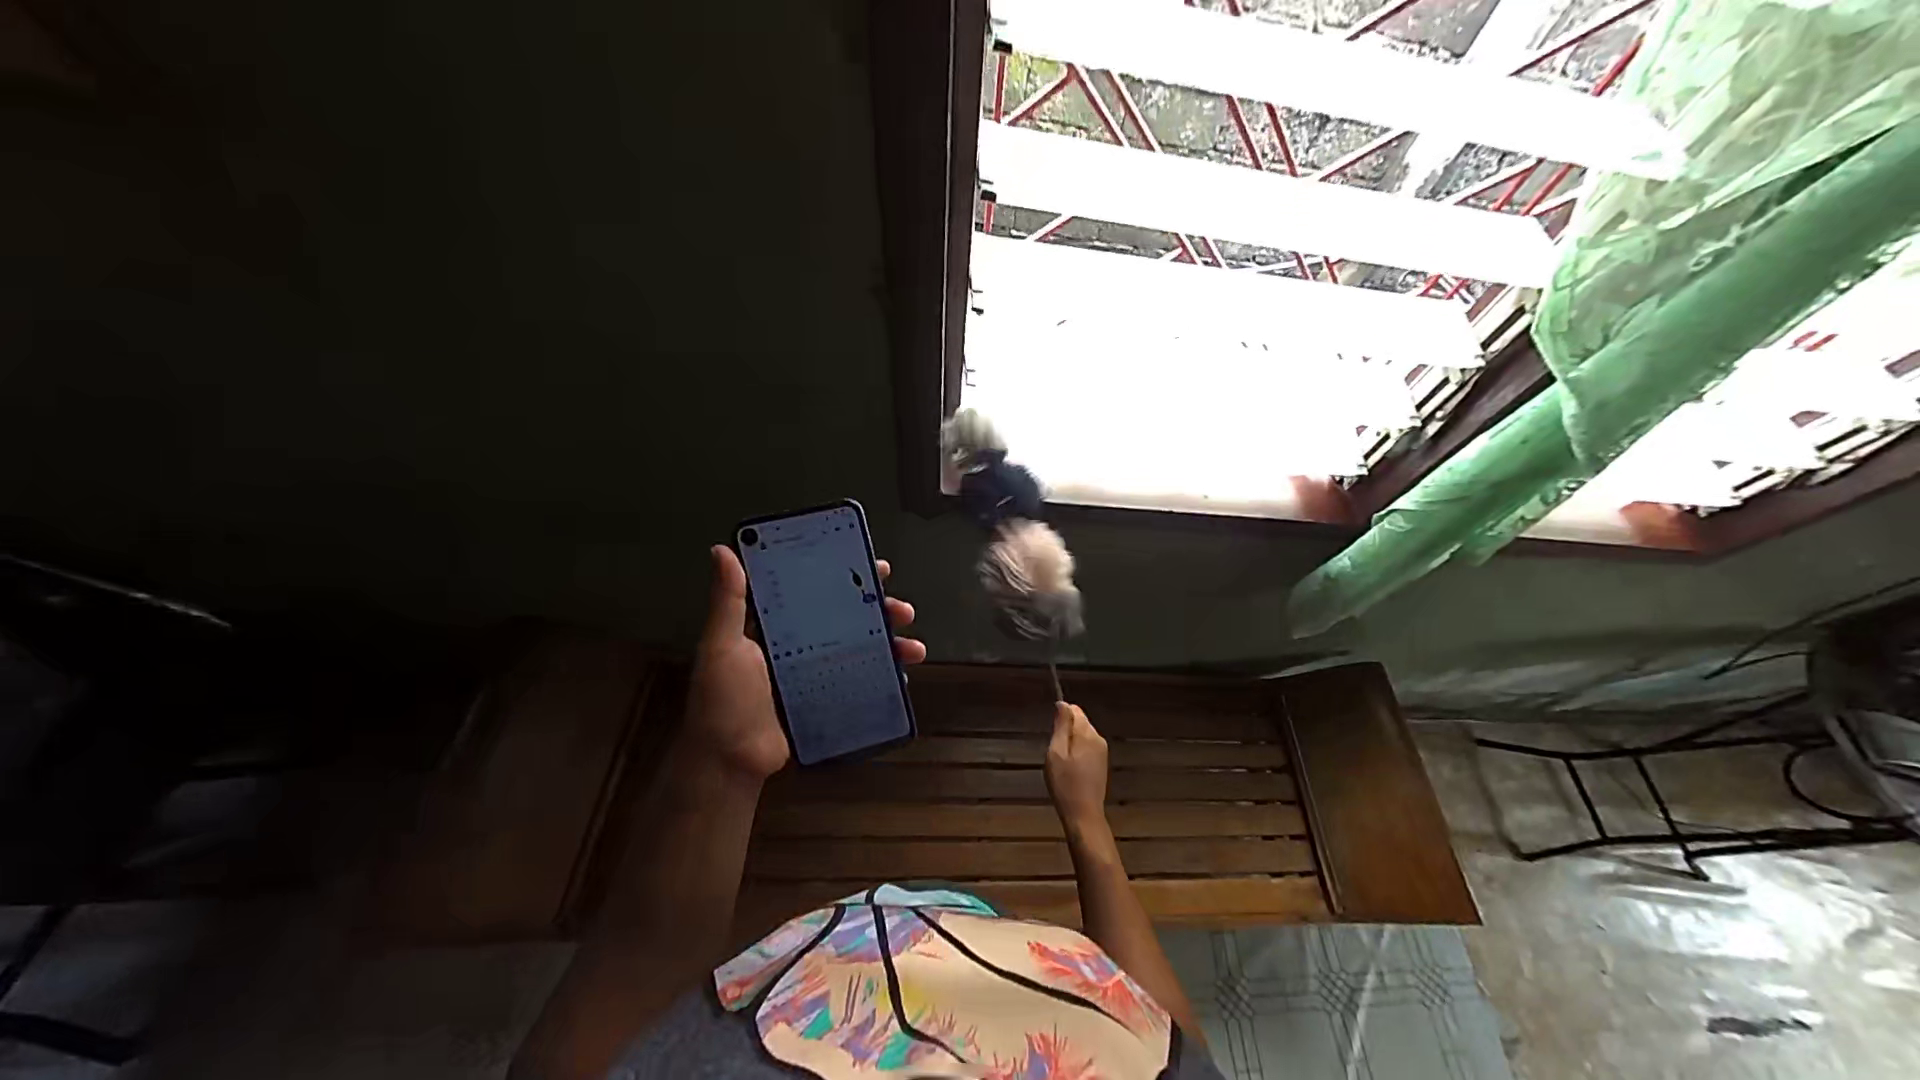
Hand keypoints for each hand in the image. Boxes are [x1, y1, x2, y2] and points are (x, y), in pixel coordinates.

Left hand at [685, 545, 926, 781]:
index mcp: (773, 625)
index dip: (842, 575)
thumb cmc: (723, 701)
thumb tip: (722, 551)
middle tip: (900, 608)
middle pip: (845, 616)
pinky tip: (902, 673)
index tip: (870, 565)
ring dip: (890, 643)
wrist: (731, 762)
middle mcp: (797, 643)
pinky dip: (884, 674)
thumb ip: (728, 601)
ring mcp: (814, 672)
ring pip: (860, 647)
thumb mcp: (722, 647)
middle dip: (878, 609)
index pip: (812, 589)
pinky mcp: (826, 697)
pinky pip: (860, 679)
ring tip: (912, 646)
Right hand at [1044, 701, 1107, 828]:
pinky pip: (1087, 747)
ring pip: (1083, 735)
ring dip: (1070, 742)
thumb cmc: (1065, 783)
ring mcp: (1102, 752)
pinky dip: (1076, 752)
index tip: (1051, 731)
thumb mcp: (1056, 752)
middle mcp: (1099, 739)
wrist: (1084, 814)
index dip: (1061, 715)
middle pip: (1080, 722)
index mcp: (1087, 734)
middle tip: (1054, 751)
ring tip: (1060, 761)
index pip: (1075, 710)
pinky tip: (1069, 768)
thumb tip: (1062, 704)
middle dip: (1065, 730)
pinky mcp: (1101, 764)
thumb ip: (1061, 726)